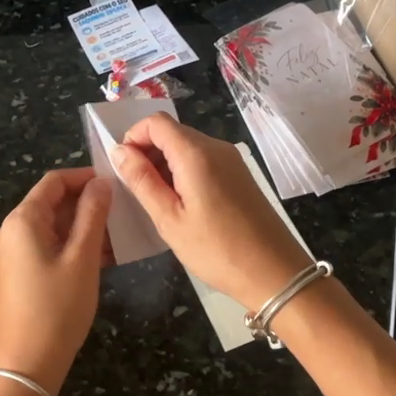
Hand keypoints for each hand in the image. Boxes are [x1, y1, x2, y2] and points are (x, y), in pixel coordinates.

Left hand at [0, 168, 111, 394]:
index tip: (117, 185)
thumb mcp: (82, 257)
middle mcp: (11, 230)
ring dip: (83, 228)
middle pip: (52, 202)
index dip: (85, 178)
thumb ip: (93, 215)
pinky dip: (72, 246)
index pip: (54, 181)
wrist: (27, 365)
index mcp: (22, 219)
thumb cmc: (57, 307)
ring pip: (52, 226)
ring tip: (118, 238)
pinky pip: (47, 246)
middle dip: (87, 205)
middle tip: (123, 214)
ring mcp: (11, 253)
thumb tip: (102, 183)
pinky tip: (101, 259)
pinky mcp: (17, 273)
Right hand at [110, 114, 309, 312]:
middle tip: (137, 189)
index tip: (124, 167)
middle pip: (172, 132)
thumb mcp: (169, 219)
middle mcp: (215, 147)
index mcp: (196, 154)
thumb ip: (142, 181)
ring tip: (158, 201)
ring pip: (187, 146)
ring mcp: (231, 160)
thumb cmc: (217, 250)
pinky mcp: (239, 175)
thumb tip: (119, 151)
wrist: (276, 273)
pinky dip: (184, 171)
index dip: (133, 137)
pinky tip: (183, 204)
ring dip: (165, 163)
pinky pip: (203, 160)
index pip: (156, 122)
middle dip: (147, 152)